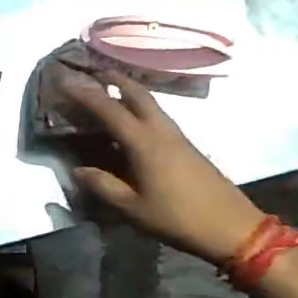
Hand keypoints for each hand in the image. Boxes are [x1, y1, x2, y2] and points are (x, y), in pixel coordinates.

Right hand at [61, 72, 265, 264]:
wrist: (232, 228)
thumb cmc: (178, 218)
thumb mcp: (133, 208)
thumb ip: (103, 186)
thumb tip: (77, 170)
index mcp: (144, 142)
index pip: (109, 109)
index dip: (85, 94)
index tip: (65, 80)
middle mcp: (161, 131)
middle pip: (137, 93)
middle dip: (116, 78)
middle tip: (95, 69)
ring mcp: (177, 137)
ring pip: (151, 103)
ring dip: (130, 90)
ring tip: (111, 87)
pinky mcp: (187, 146)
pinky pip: (159, 115)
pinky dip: (141, 106)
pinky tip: (134, 119)